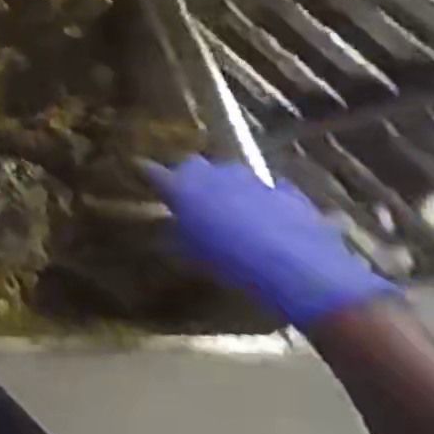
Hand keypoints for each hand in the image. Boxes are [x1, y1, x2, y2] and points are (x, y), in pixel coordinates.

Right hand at [144, 155, 399, 327]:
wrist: (296, 268)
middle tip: (187, 190)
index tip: (136, 166)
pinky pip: (277, 193)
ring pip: (235, 175)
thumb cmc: (228, 261)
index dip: (145, 171)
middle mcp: (217, 176)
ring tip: (230, 204)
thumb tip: (172, 227)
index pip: (155, 173)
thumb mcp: (191, 254)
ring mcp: (256, 182)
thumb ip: (180, 234)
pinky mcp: (291, 196)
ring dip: (230, 185)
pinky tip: (276, 217)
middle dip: (190, 175)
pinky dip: (274, 201)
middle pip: (195, 166)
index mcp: (185, 188)